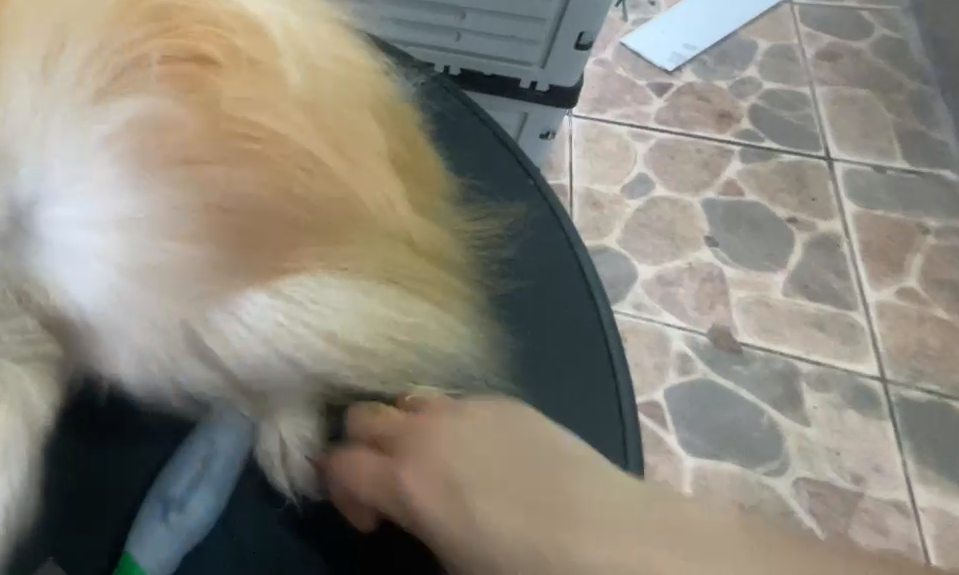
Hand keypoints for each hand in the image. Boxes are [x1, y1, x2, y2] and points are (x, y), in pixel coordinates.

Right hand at [321, 395, 934, 574]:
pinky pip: (454, 402)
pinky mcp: (502, 401)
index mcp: (405, 483)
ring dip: (403, 430)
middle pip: (359, 418)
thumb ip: (416, 534)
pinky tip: (485, 457)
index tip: (368, 522)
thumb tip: (408, 524)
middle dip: (362, 451)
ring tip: (434, 467)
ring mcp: (462, 409)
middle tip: (392, 491)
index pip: (335, 463)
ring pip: (404, 401)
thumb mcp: (456, 569)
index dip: (337, 489)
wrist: (623, 547)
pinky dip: (449, 424)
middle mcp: (421, 433)